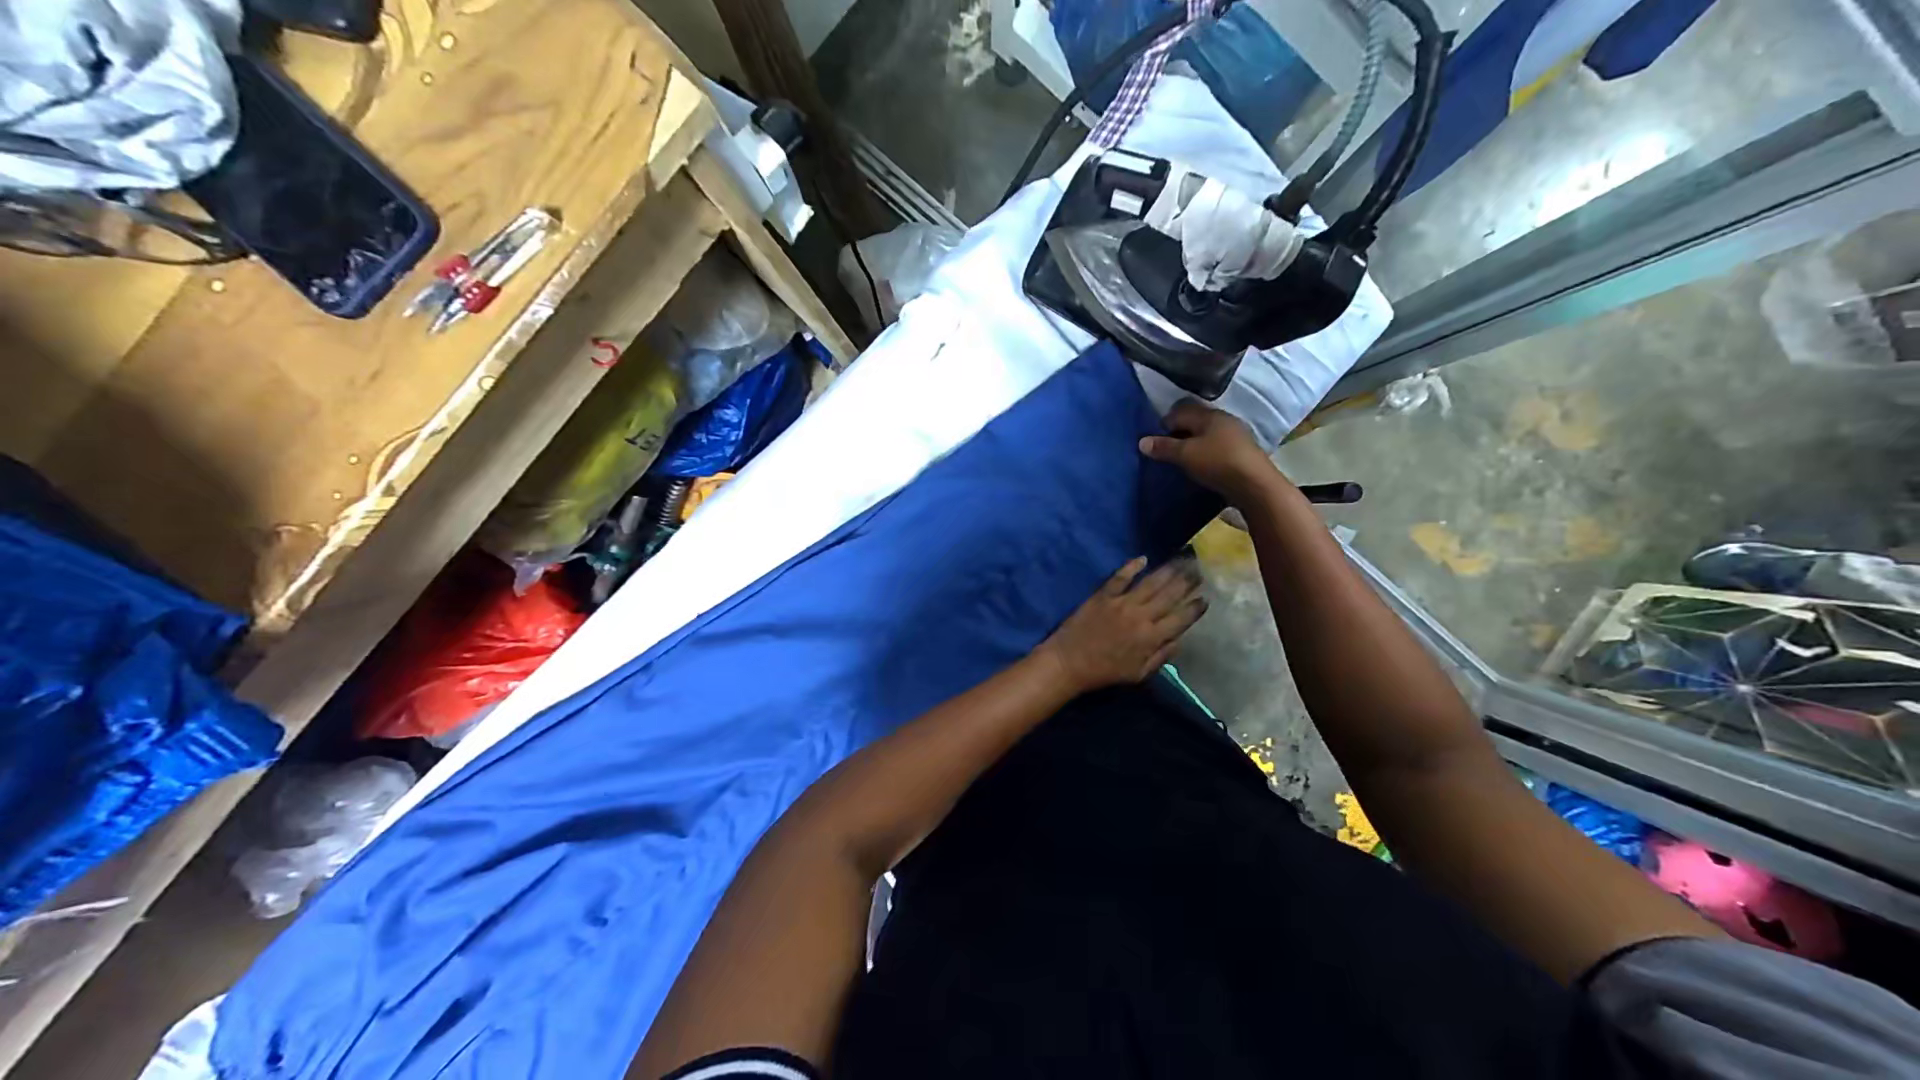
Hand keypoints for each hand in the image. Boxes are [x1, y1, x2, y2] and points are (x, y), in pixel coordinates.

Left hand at [1037, 557, 1206, 692]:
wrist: (1069, 662)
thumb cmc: (1104, 672)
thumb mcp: (1138, 674)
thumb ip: (1161, 657)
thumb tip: (1179, 640)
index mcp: (1151, 638)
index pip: (1181, 619)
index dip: (1194, 608)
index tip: (1205, 598)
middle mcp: (1141, 616)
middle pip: (1170, 595)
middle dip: (1187, 581)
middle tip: (1199, 569)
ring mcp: (1121, 603)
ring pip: (1151, 582)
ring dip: (1168, 570)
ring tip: (1182, 559)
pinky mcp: (1103, 596)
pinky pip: (1120, 577)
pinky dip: (1132, 566)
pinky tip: (1143, 558)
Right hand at [1138, 401, 1280, 504]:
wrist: (1255, 485)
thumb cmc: (1217, 463)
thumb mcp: (1185, 455)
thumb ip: (1164, 447)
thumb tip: (1142, 441)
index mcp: (1209, 415)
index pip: (1180, 411)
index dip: (1164, 423)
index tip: (1154, 440)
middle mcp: (1223, 419)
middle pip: (1194, 421)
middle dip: (1178, 432)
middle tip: (1165, 449)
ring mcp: (1235, 435)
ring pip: (1206, 433)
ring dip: (1193, 443)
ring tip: (1181, 459)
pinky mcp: (1242, 452)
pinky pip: (1217, 446)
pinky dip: (1205, 452)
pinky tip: (1201, 465)